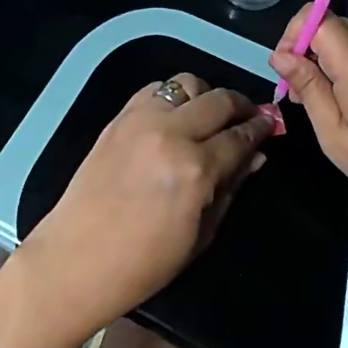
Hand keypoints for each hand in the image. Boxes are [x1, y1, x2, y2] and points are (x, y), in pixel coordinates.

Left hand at [12, 74, 275, 336]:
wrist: (76, 258)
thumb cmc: (144, 263)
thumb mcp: (200, 235)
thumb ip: (231, 189)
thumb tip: (255, 157)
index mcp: (195, 169)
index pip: (240, 136)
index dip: (261, 128)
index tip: (272, 124)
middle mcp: (171, 133)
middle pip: (219, 100)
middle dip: (241, 106)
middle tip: (250, 117)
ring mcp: (141, 119)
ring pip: (186, 83)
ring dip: (206, 96)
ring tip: (211, 115)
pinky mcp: (119, 117)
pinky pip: (155, 90)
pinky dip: (173, 96)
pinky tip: (176, 115)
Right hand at [272, 8, 347, 236]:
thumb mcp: (336, 137)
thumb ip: (308, 89)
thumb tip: (280, 57)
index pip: (314, 16)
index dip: (292, 36)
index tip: (286, 74)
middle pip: (328, 21)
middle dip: (304, 47)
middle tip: (298, 92)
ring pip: (343, 32)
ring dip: (322, 55)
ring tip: (319, 99)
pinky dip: (342, 60)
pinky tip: (343, 97)